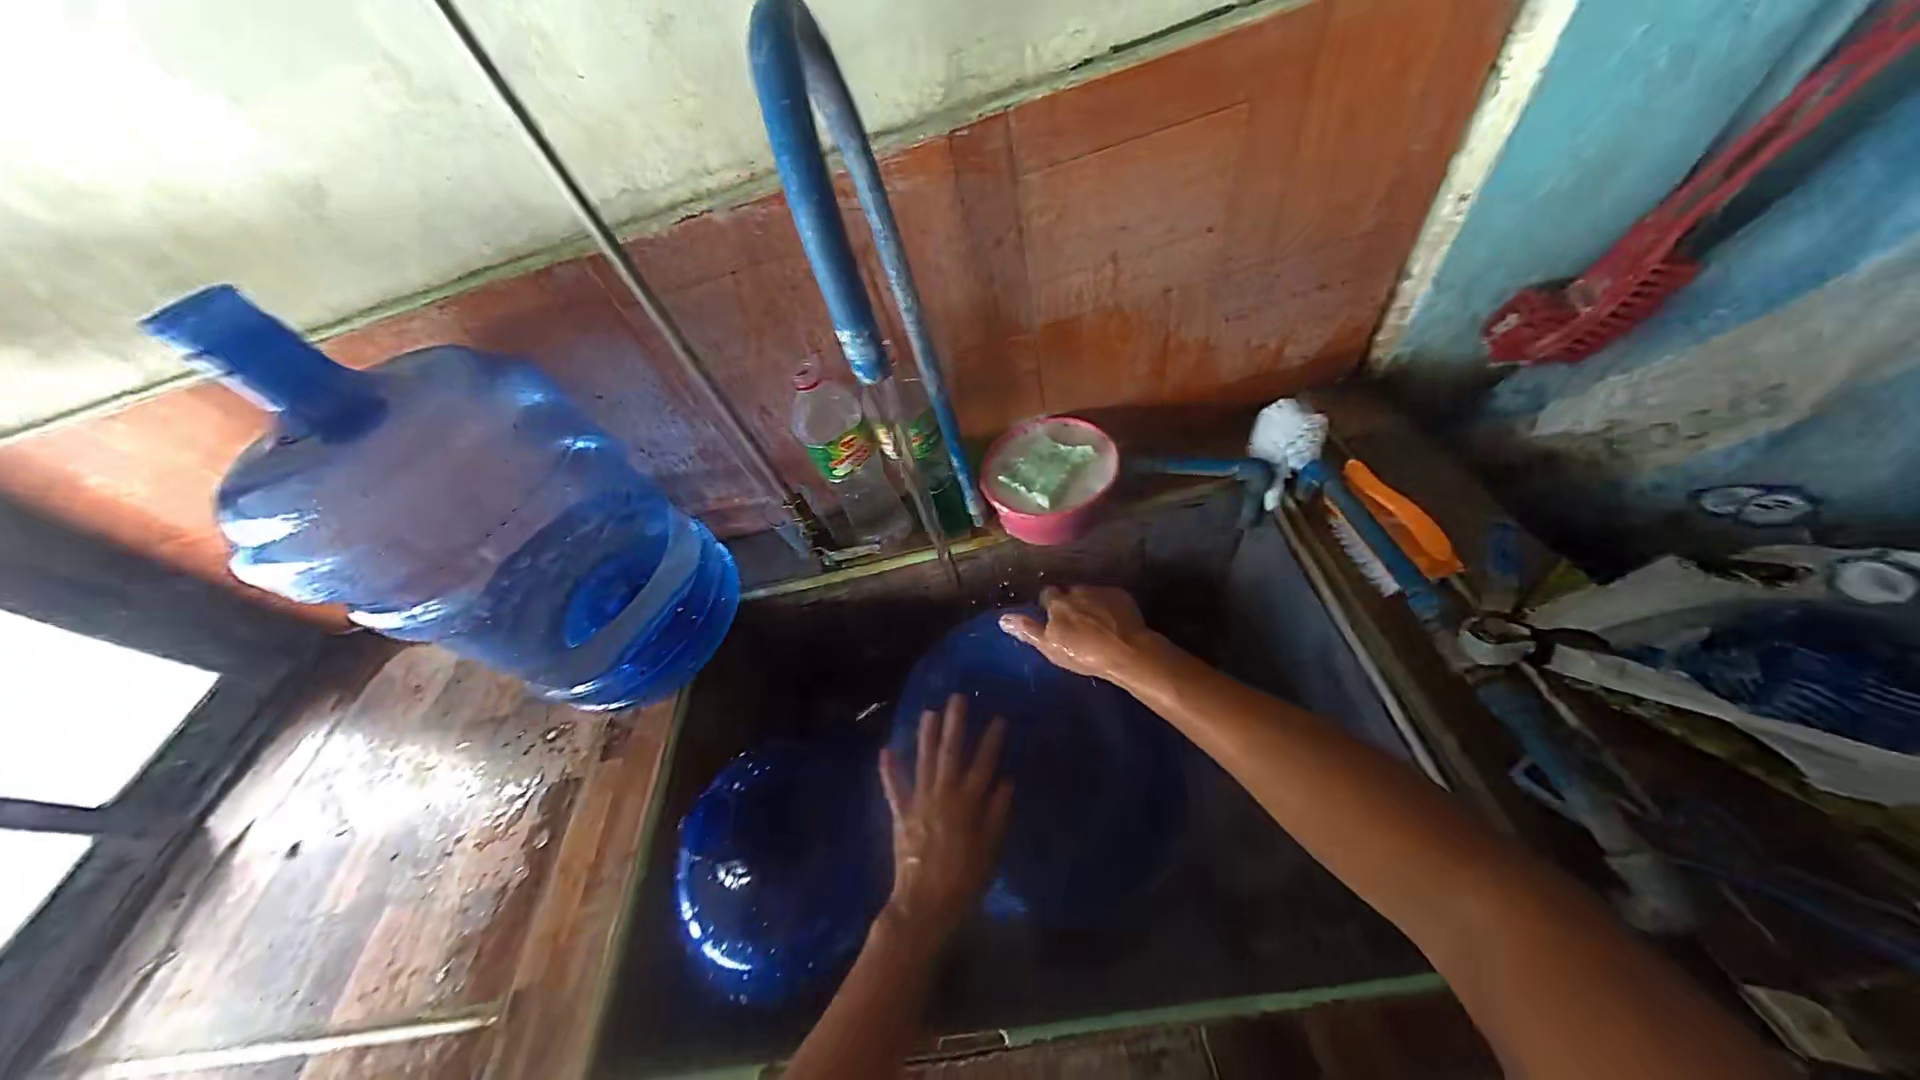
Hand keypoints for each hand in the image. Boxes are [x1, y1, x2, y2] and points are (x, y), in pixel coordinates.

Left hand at [877, 694, 1012, 943]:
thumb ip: (997, 812)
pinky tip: (886, 749)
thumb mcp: (990, 848)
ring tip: (928, 711)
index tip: (998, 718)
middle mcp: (942, 795)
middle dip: (955, 725)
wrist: (925, 903)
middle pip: (950, 753)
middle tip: (957, 699)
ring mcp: (919, 802)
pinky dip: (888, 769)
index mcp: (967, 803)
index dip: (991, 741)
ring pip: (923, 761)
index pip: (983, 764)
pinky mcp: (901, 814)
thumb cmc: (965, 879)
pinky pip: (893, 788)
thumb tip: (1007, 780)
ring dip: (926, 736)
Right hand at [999, 585, 1160, 681]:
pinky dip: (1108, 606)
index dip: (1049, 607)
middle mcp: (1077, 590)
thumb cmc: (1083, 654)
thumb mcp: (1050, 647)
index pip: (1046, 595)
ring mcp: (1100, 591)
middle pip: (1068, 593)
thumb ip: (1027, 630)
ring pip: (1089, 594)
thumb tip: (1003, 618)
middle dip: (1070, 604)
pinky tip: (1112, 623)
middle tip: (1075, 626)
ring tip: (1095, 626)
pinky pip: (1109, 598)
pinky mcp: (1121, 595)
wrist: (1127, 652)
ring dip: (1089, 604)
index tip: (1054, 621)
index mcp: (1057, 602)